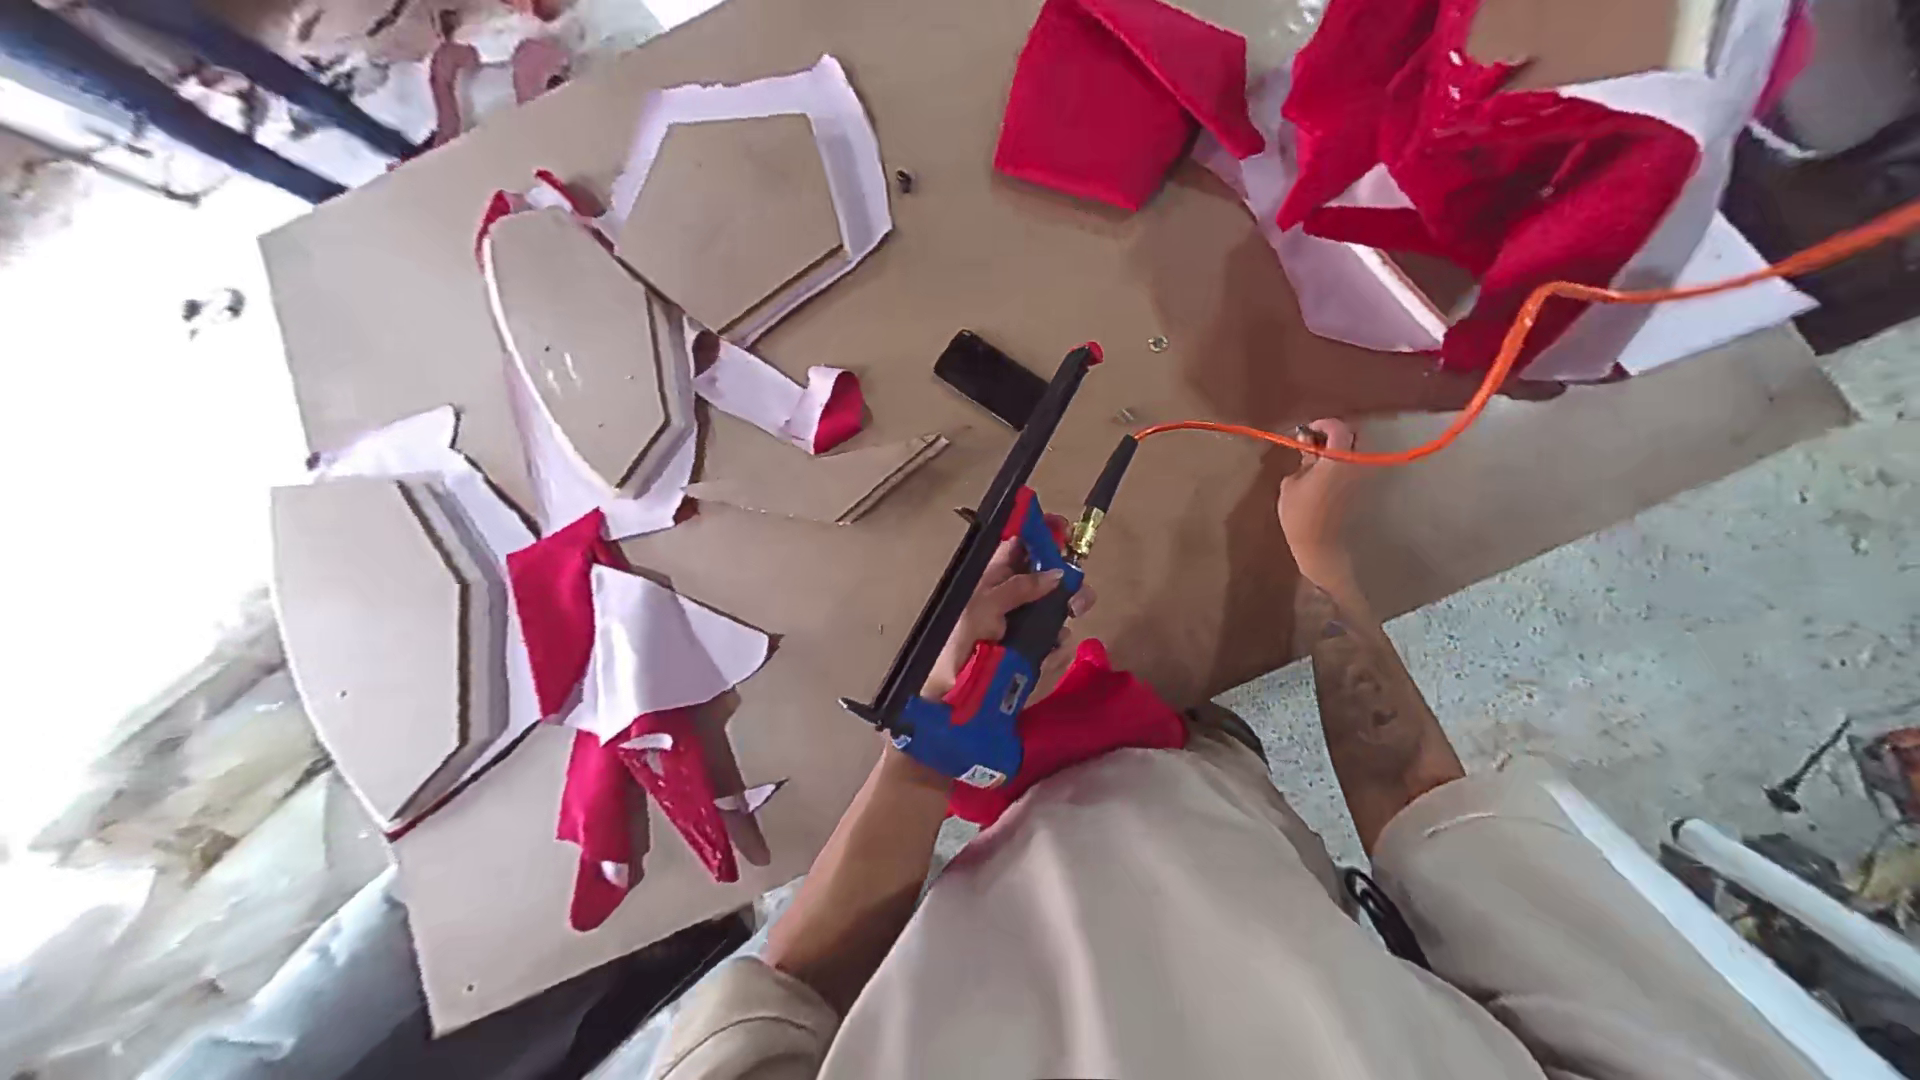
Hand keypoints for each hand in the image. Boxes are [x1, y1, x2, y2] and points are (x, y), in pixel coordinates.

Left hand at [920, 515, 1094, 701]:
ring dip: (1063, 623)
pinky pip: (1057, 644)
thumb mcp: (984, 605)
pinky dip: (1055, 651)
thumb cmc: (957, 640)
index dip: (1043, 533)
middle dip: (1071, 585)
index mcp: (995, 576)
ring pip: (1061, 611)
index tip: (1064, 529)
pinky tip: (1042, 660)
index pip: (1023, 544)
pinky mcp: (1033, 653)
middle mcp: (1014, 596)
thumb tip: (1057, 574)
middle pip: (1053, 577)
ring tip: (1054, 638)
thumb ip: (1020, 587)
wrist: (949, 691)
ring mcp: (1025, 625)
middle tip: (1075, 600)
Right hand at [1278, 418, 1359, 590]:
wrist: (1319, 545)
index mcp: (1339, 460)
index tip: (1307, 429)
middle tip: (1314, 439)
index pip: (1339, 428)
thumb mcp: (1292, 482)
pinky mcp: (1362, 486)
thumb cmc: (1299, 514)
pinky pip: (1356, 463)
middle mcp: (1357, 463)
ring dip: (1341, 446)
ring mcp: (1363, 475)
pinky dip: (1343, 459)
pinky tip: (1325, 468)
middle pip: (1355, 435)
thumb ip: (1305, 458)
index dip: (1323, 424)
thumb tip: (1308, 444)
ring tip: (1318, 454)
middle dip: (1336, 432)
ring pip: (1358, 449)